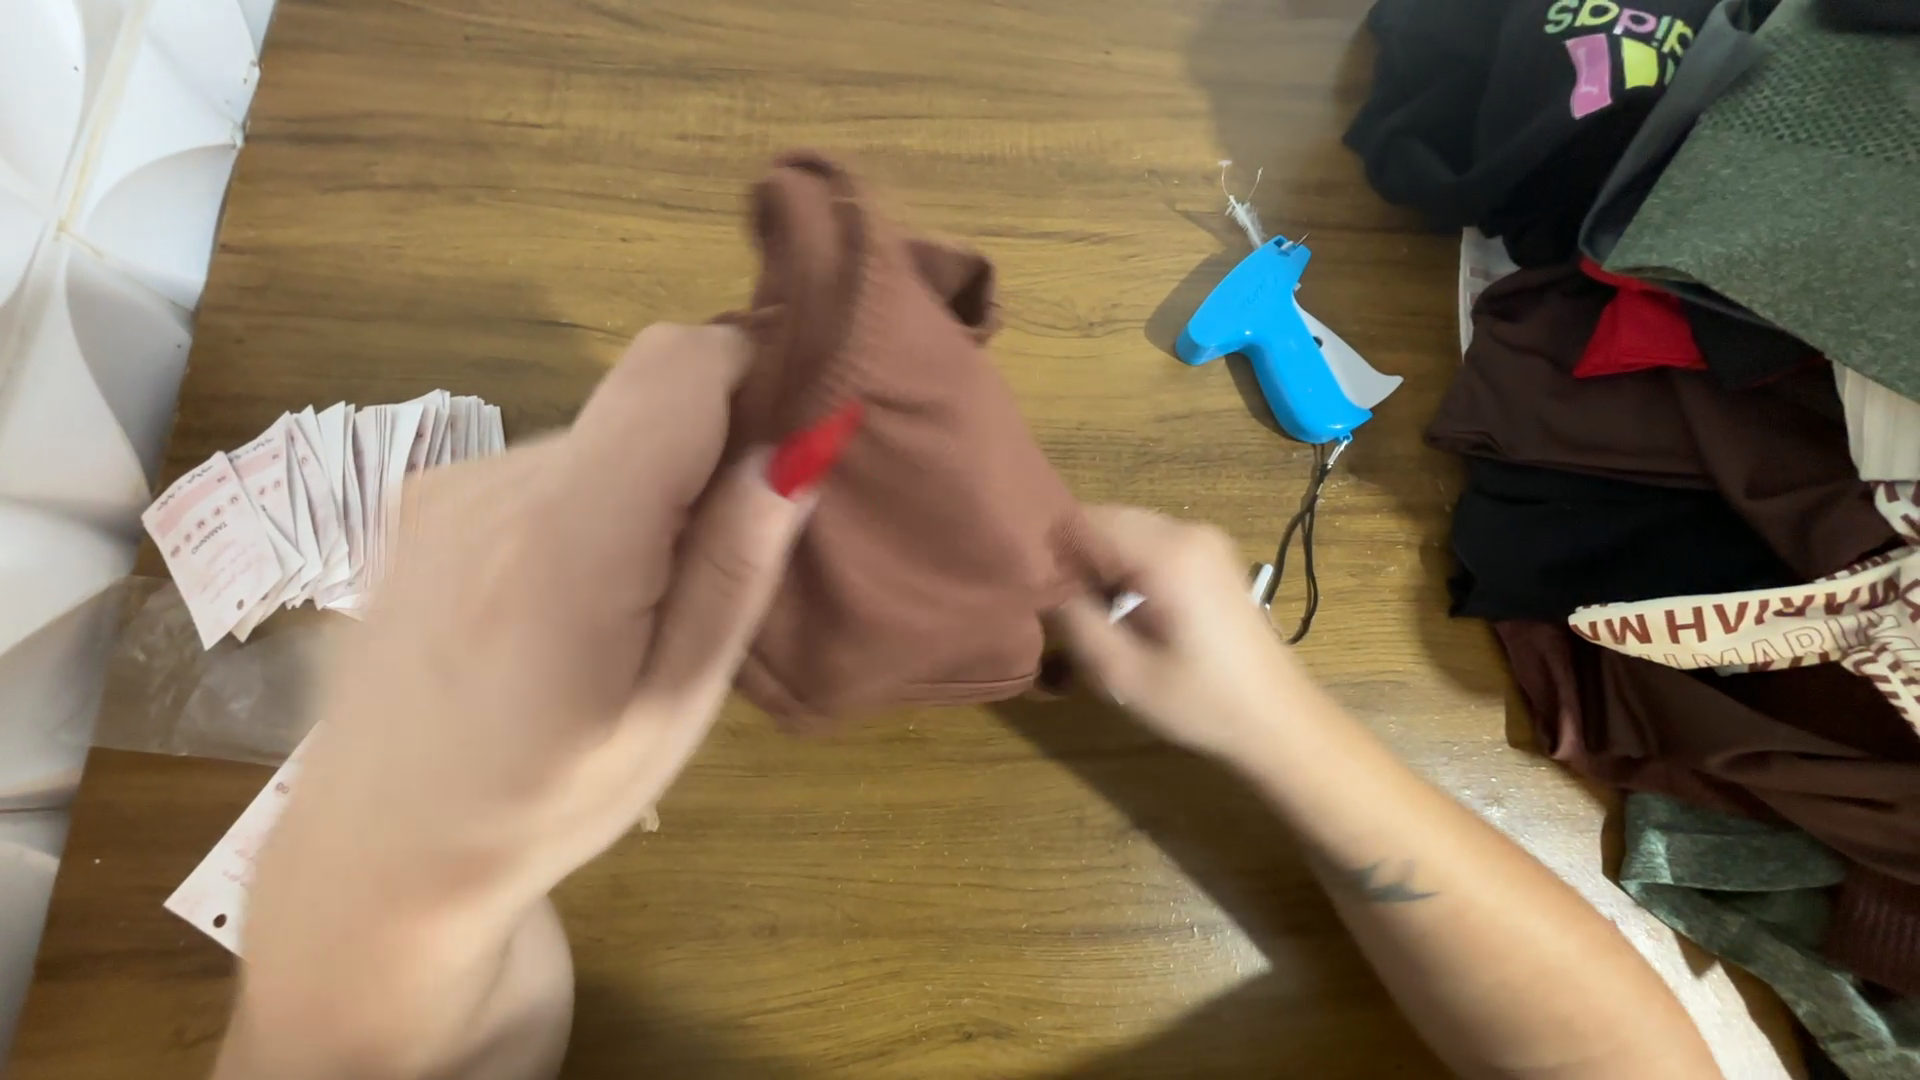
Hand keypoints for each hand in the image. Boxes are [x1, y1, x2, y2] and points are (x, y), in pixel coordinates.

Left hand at [235, 323, 836, 1071]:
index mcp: (566, 541)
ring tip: (644, 595)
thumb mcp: (679, 701)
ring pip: (606, 432)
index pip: (675, 369)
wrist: (382, 852)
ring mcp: (448, 485)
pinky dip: (602, 499)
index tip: (788, 437)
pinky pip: (559, 462)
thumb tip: (797, 448)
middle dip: (710, 452)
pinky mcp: (428, 498)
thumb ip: (736, 566)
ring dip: (654, 485)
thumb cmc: (555, 797)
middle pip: (646, 400)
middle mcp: (494, 483)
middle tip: (719, 561)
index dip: (749, 373)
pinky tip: (582, 592)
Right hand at [1051, 505, 1320, 761]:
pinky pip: (1149, 540)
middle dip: (1075, 555)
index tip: (1036, 590)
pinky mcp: (1211, 554)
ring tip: (1091, 610)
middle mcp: (1187, 531)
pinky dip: (1125, 563)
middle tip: (1060, 605)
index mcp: (1167, 554)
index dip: (1052, 551)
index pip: (1082, 521)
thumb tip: (1041, 584)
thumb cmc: (1201, 703)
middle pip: (1105, 518)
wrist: (1279, 720)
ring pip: (1125, 528)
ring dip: (1099, 561)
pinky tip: (1124, 606)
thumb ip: (1074, 620)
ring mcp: (1204, 539)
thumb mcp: (1124, 674)